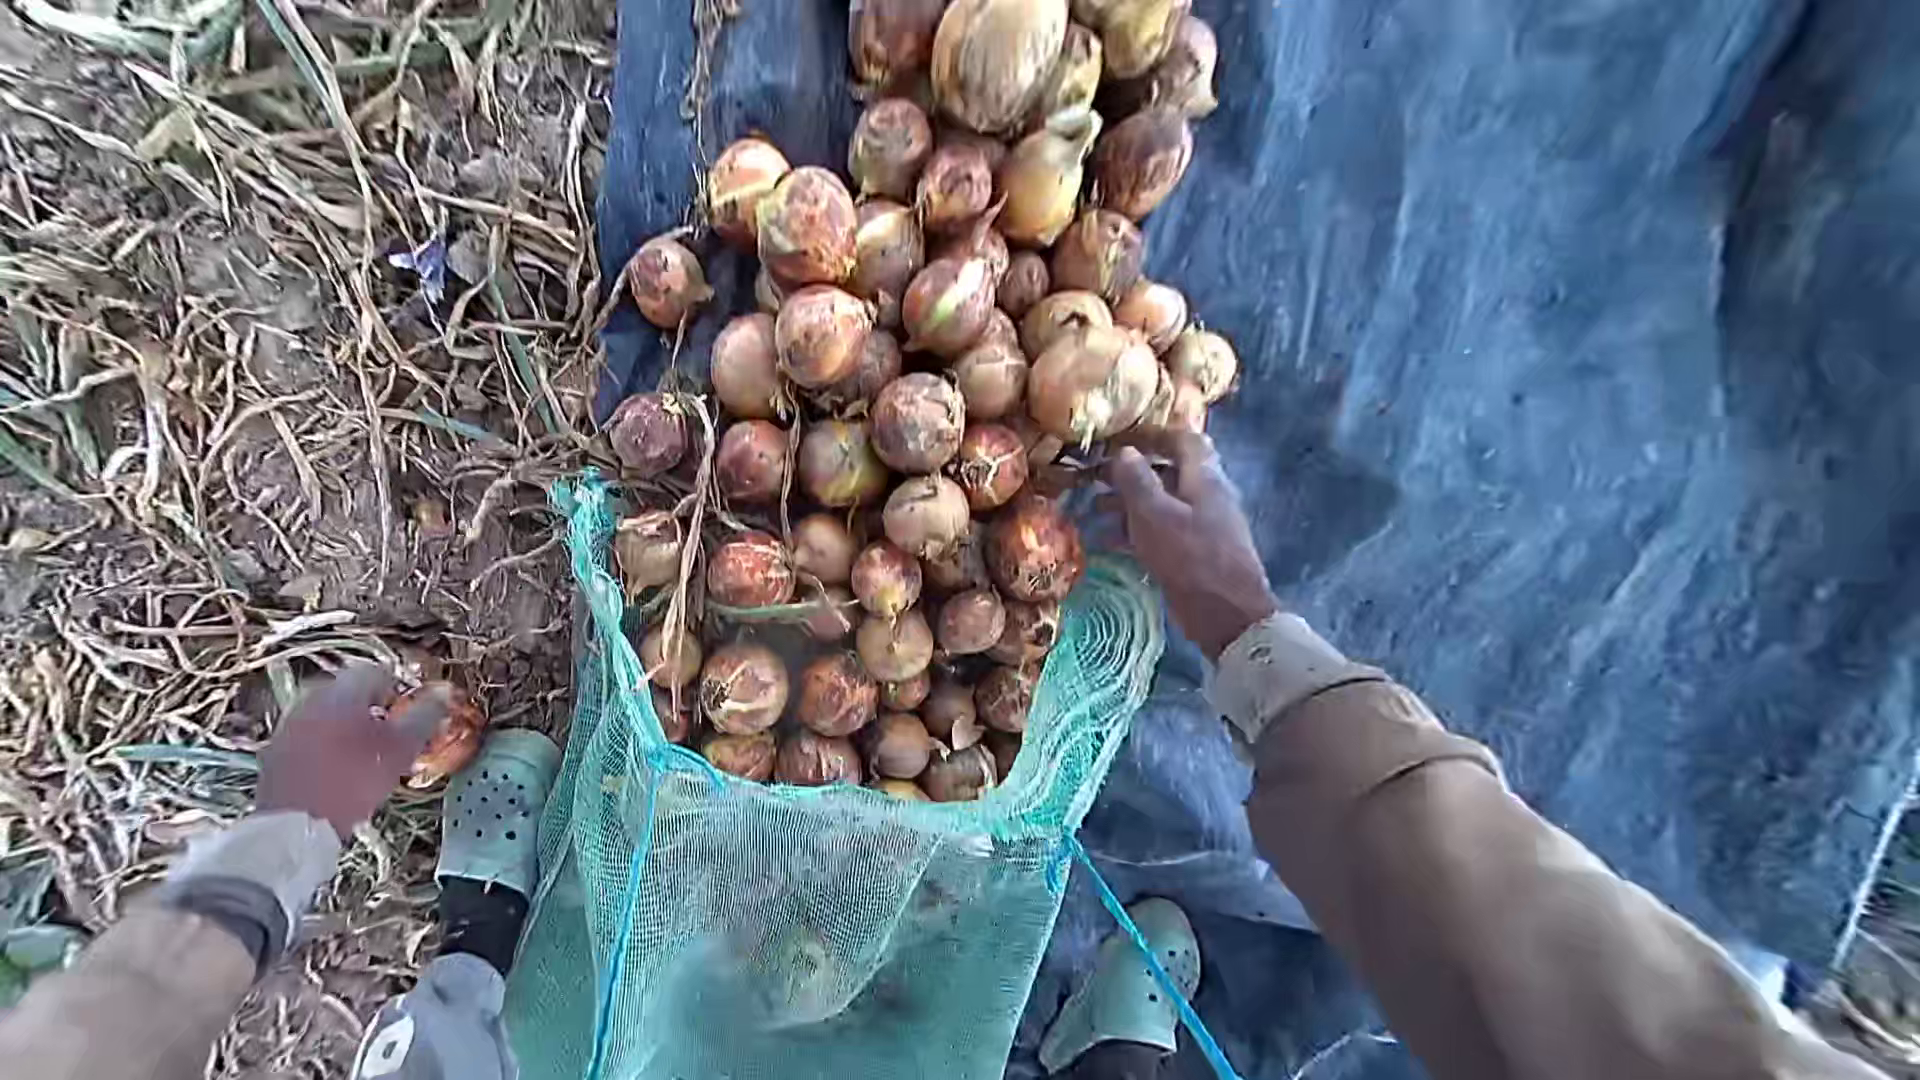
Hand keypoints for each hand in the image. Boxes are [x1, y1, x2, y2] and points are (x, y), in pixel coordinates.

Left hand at [256, 664, 443, 837]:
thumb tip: (444, 692)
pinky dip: (332, 735)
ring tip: (374, 742)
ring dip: (353, 718)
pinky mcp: (276, 752)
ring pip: (330, 710)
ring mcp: (288, 728)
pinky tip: (347, 758)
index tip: (413, 704)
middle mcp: (309, 704)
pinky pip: (313, 729)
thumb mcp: (403, 746)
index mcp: (339, 696)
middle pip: (349, 689)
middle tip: (396, 721)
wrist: (295, 827)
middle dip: (375, 700)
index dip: (400, 684)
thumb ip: (426, 714)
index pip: (375, 671)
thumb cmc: (355, 779)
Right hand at [1106, 432, 1277, 658]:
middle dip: (1130, 473)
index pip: (1183, 440)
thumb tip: (1123, 451)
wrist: (1224, 612)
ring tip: (1093, 509)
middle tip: (1095, 477)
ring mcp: (1200, 524)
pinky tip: (1107, 540)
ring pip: (1160, 503)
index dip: (1153, 435)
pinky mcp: (1191, 551)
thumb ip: (1137, 480)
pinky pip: (1160, 531)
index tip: (1120, 438)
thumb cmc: (1189, 556)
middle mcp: (1204, 495)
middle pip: (1167, 472)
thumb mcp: (1154, 514)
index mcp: (1203, 477)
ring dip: (1127, 503)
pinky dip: (1134, 530)